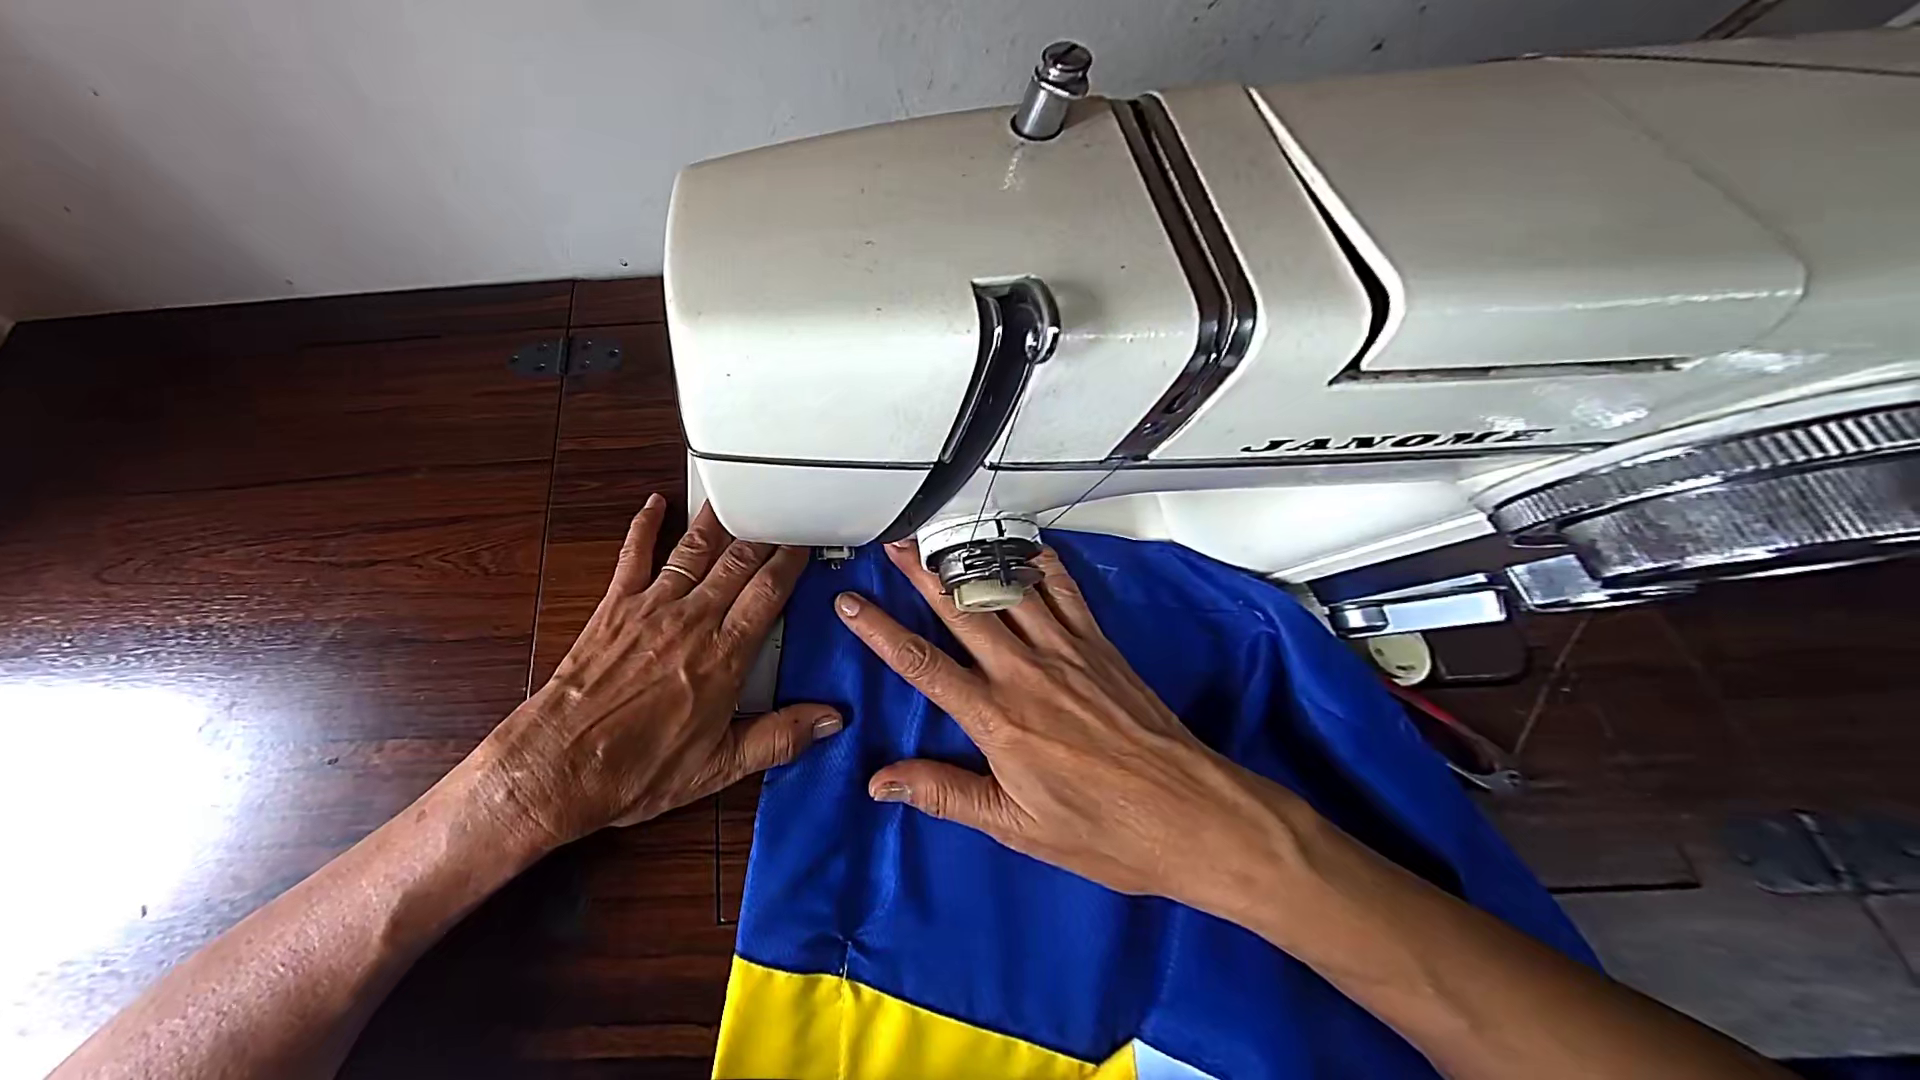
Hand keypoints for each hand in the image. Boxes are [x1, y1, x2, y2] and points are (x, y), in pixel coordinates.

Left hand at [474, 496, 841, 848]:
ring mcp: (651, 609)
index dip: (792, 561)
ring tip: (738, 497)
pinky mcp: (615, 608)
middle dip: (766, 532)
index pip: (770, 591)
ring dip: (720, 520)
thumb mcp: (721, 764)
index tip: (806, 543)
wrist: (556, 769)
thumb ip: (780, 736)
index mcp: (723, 656)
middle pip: (739, 561)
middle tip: (783, 510)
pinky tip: (655, 505)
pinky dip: (644, 525)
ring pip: (695, 549)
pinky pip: (634, 555)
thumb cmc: (634, 767)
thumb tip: (828, 721)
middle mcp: (691, 622)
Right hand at [833, 541, 1306, 913]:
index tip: (852, 603)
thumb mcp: (1017, 825)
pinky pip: (1066, 593)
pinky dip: (1042, 566)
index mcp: (997, 719)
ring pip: (1008, 592)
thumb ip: (946, 793)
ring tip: (945, 538)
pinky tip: (1026, 549)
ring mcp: (1066, 652)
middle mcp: (1026, 674)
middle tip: (896, 543)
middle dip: (921, 573)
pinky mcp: (1100, 646)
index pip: (922, 664)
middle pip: (961, 611)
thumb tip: (883, 783)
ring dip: (972, 562)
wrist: (1192, 814)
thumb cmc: (1106, 830)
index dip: (880, 630)